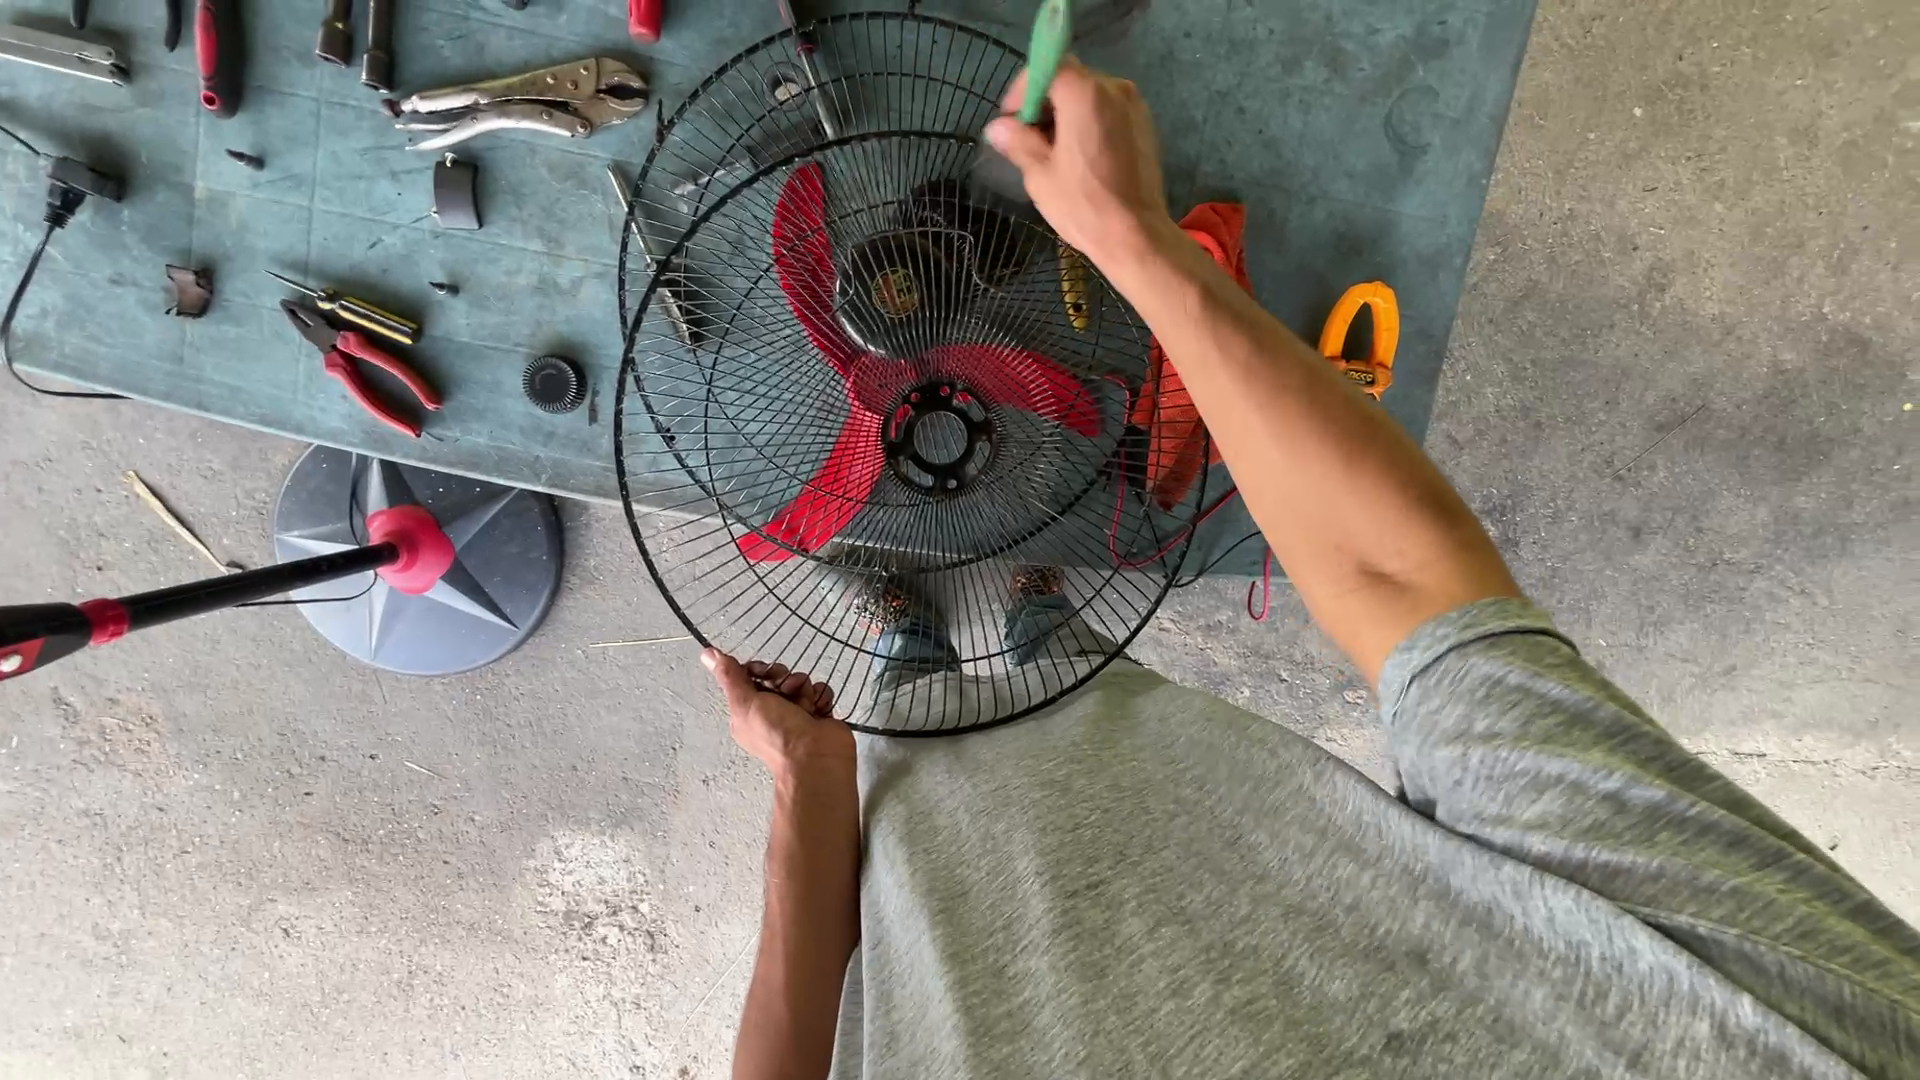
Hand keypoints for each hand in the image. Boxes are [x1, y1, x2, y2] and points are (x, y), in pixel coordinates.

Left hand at [702, 648, 854, 776]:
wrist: (816, 756)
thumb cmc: (778, 737)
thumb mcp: (745, 702)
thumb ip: (729, 676)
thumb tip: (708, 654)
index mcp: (748, 712)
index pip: (750, 677)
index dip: (758, 670)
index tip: (763, 672)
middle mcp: (771, 713)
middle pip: (778, 677)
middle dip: (784, 678)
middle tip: (786, 689)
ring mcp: (796, 714)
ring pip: (800, 682)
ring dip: (804, 688)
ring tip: (804, 703)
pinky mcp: (818, 714)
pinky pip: (820, 691)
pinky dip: (821, 696)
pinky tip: (817, 708)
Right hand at [983, 56, 1178, 269]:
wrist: (1134, 235)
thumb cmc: (1083, 205)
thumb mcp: (1040, 175)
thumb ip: (1018, 142)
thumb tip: (997, 128)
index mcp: (1084, 93)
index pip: (1048, 67)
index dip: (1024, 90)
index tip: (1011, 119)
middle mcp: (1114, 88)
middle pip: (1071, 80)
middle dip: (1045, 104)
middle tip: (1027, 139)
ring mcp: (1134, 106)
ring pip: (1090, 97)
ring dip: (1067, 116)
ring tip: (1054, 153)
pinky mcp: (1145, 126)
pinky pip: (1109, 113)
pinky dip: (1089, 125)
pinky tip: (1080, 158)